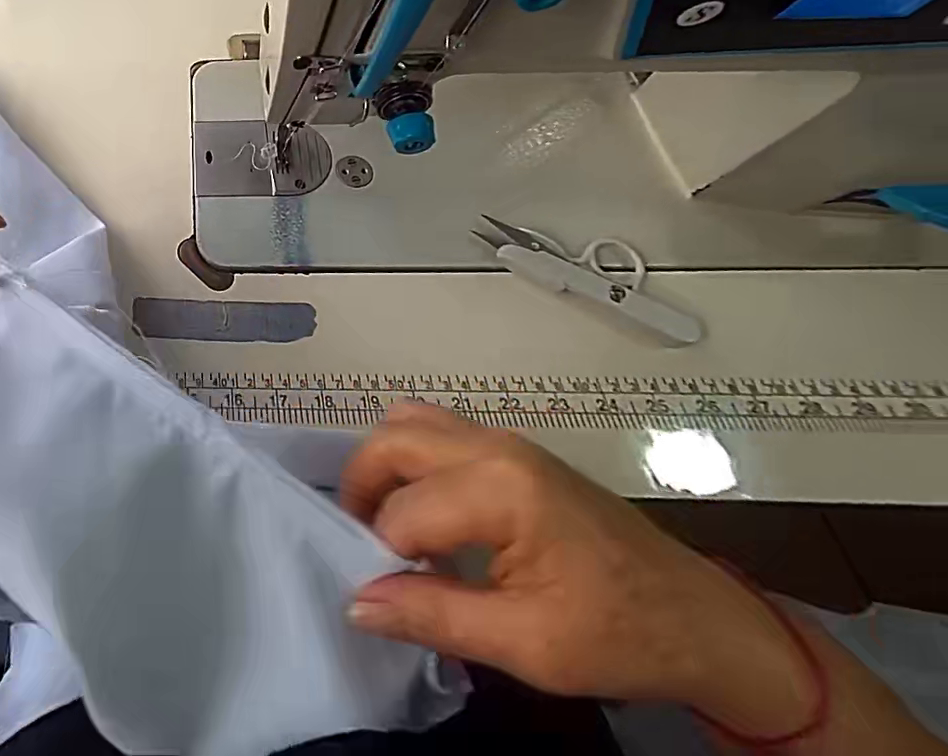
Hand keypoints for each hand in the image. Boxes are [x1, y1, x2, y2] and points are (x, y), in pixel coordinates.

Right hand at [341, 403, 818, 736]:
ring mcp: (503, 441)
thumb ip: (432, 616)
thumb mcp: (527, 646)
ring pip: (404, 424)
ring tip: (393, 519)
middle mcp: (494, 448)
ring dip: (384, 467)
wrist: (714, 628)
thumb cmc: (625, 638)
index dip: (384, 556)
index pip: (403, 514)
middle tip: (371, 544)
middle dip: (362, 491)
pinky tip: (427, 504)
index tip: (393, 592)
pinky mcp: (510, 448)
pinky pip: (432, 428)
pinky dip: (409, 457)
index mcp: (502, 491)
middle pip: (389, 444)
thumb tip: (356, 603)